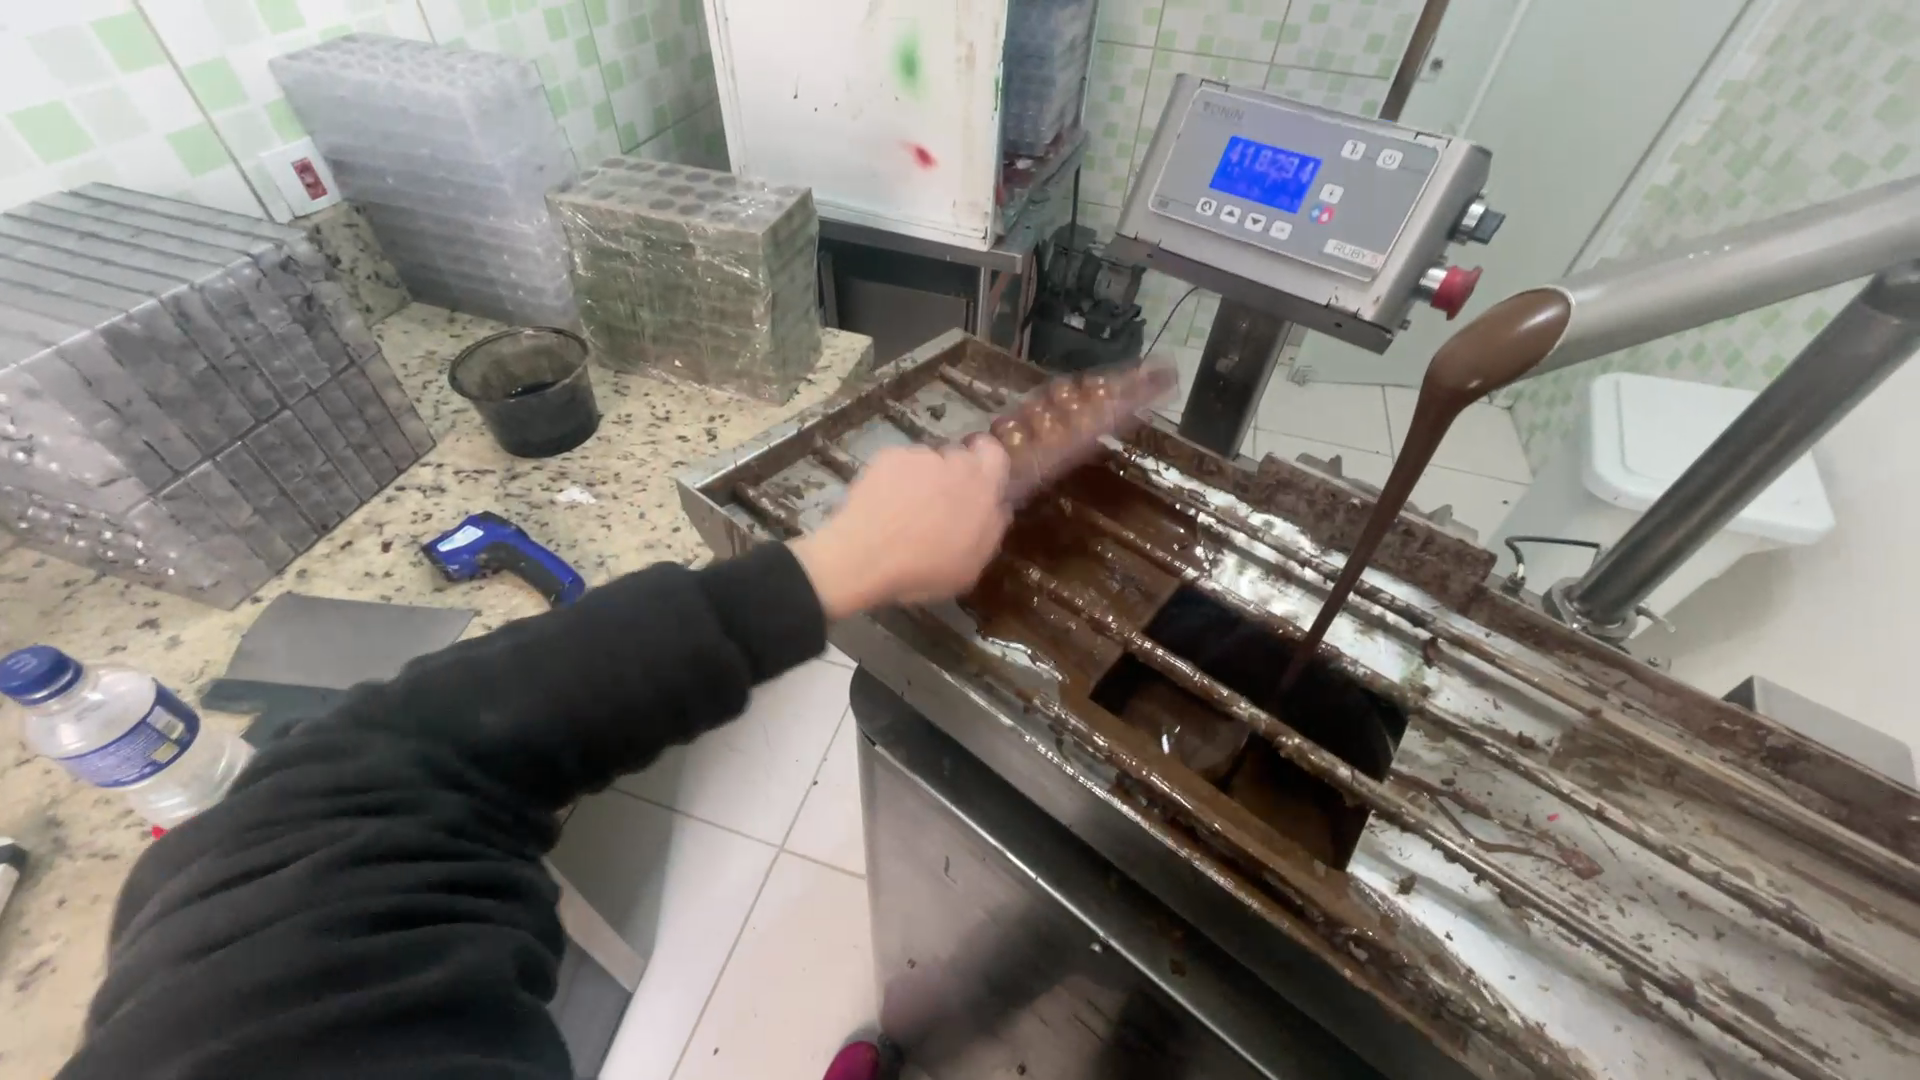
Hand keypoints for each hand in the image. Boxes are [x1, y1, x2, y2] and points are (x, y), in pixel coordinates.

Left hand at [790, 440, 1012, 618]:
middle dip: (955, 476)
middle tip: (940, 506)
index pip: (996, 455)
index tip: (978, 484)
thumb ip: (991, 529)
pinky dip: (897, 478)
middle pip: (962, 458)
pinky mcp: (889, 456)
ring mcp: (920, 456)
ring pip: (930, 461)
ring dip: (925, 478)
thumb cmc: (924, 569)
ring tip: (905, 509)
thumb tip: (998, 509)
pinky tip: (885, 503)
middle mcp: (956, 462)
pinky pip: (901, 463)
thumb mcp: (971, 566)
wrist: (864, 557)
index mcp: (983, 488)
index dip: (988, 466)